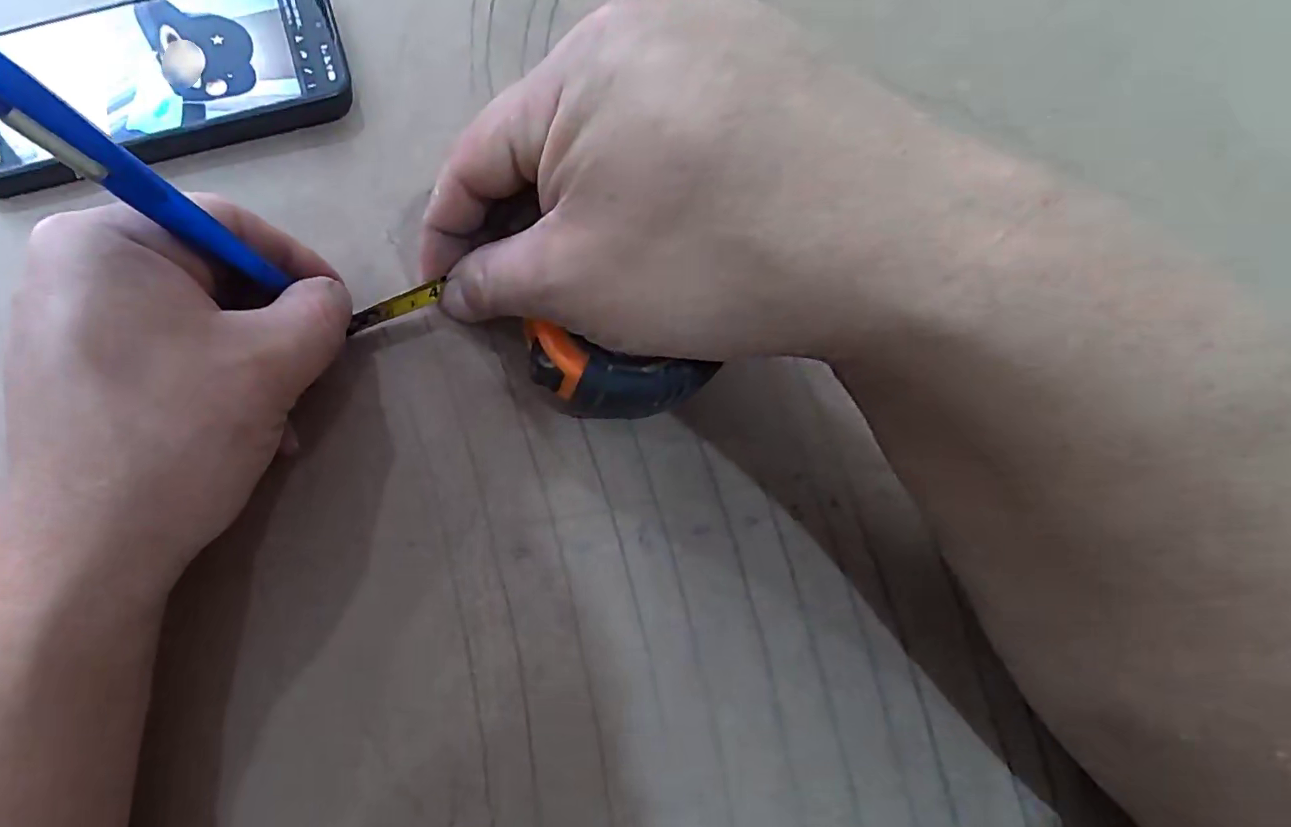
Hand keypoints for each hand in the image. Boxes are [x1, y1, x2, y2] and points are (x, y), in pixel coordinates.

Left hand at [0, 200, 349, 600]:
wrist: (87, 555)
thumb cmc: (173, 439)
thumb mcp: (267, 367)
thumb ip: (316, 314)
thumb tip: (327, 298)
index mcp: (101, 240)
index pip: (221, 226)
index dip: (293, 262)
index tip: (336, 304)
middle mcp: (64, 275)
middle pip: (199, 282)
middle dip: (266, 334)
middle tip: (306, 376)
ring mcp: (55, 336)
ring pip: (180, 333)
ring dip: (242, 374)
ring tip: (278, 427)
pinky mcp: (62, 390)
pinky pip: (150, 369)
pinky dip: (201, 395)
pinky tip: (232, 441)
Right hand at [421, 0, 1039, 363]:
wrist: (891, 245)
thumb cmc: (700, 260)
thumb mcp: (567, 281)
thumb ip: (487, 282)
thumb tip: (452, 289)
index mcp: (578, 68)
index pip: (470, 158)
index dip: (441, 233)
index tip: (440, 293)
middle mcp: (636, 29)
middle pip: (529, 145)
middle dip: (505, 227)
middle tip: (505, 292)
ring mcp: (704, 38)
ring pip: (587, 141)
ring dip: (560, 213)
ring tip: (567, 272)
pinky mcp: (751, 68)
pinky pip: (647, 132)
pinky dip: (616, 190)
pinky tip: (631, 233)